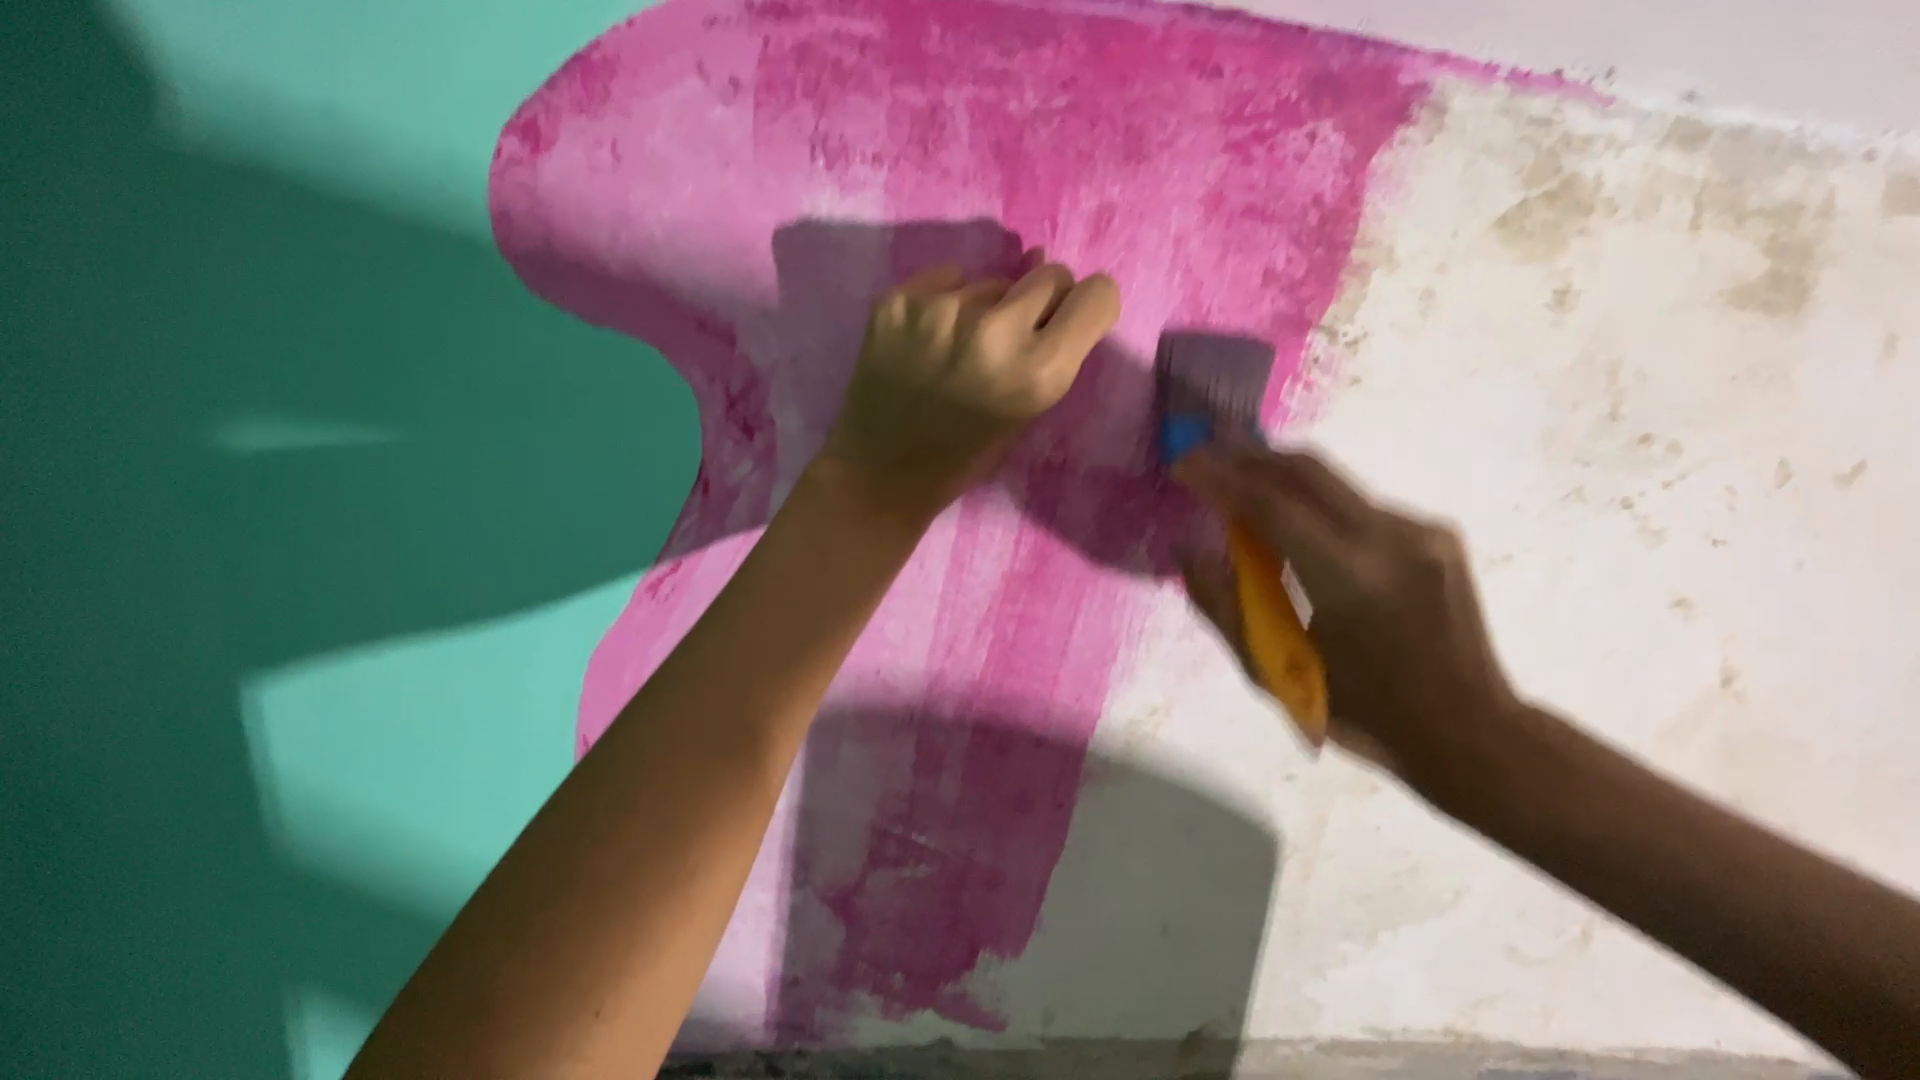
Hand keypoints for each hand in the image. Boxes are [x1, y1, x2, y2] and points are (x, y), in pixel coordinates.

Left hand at [816, 254, 1121, 522]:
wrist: (880, 473)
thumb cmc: (964, 456)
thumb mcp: (1027, 412)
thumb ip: (1049, 349)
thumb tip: (1044, 270)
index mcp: (1039, 371)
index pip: (1097, 295)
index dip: (1085, 306)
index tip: (1068, 321)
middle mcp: (995, 330)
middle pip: (1048, 275)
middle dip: (1040, 301)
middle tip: (1010, 338)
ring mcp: (941, 310)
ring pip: (991, 280)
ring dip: (984, 306)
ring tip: (957, 350)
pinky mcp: (898, 300)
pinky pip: (946, 279)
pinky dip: (943, 302)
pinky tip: (926, 341)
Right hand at [1173, 441, 1521, 792]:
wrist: (1469, 729)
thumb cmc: (1362, 714)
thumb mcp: (1274, 674)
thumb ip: (1222, 607)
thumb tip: (1189, 551)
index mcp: (1350, 578)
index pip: (1271, 504)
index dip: (1221, 478)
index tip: (1184, 462)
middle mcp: (1391, 538)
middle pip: (1307, 471)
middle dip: (1250, 457)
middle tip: (1206, 457)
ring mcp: (1423, 531)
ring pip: (1335, 486)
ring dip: (1282, 481)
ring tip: (1242, 493)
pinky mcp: (1438, 534)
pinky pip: (1360, 507)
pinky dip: (1317, 508)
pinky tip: (1299, 532)